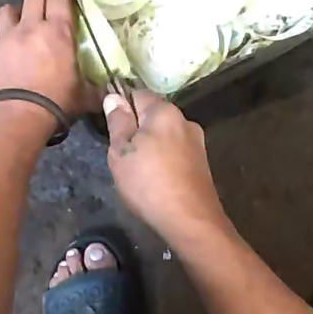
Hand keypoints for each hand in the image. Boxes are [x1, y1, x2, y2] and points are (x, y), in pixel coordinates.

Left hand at [0, 0, 96, 122]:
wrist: (20, 117)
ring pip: (5, 10)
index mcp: (59, 31)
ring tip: (16, 22)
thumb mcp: (85, 95)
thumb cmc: (57, 103)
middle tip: (45, 3)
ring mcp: (5, 36)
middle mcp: (31, 26)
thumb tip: (110, 94)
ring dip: (12, 13)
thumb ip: (96, 89)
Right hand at [103, 90, 229, 241]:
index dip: (121, 105)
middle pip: (153, 115)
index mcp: (164, 111)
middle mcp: (185, 120)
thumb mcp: (121, 152)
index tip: (110, 126)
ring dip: (150, 145)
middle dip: (136, 128)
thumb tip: (114, 96)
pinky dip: (163, 158)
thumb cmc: (148, 182)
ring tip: (137, 169)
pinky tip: (156, 178)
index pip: (138, 94)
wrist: (190, 219)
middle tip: (120, 153)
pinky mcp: (201, 163)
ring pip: (165, 134)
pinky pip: (175, 151)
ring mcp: (196, 142)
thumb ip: (118, 122)